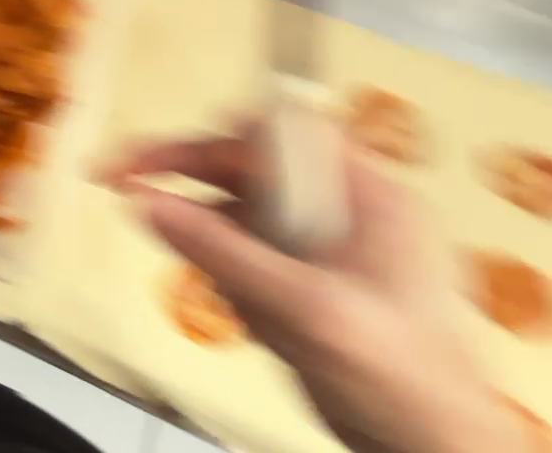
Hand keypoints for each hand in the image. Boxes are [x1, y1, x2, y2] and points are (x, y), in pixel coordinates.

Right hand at [105, 135, 533, 452]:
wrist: (433, 451)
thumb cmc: (395, 376)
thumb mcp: (307, 310)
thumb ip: (222, 251)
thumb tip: (140, 200)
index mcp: (366, 197)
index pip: (283, 130)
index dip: (221, 130)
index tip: (159, 152)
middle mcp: (338, 206)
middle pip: (241, 163)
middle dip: (184, 180)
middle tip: (117, 182)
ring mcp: (317, 239)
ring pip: (229, 208)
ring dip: (210, 244)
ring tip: (240, 300)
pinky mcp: (297, 270)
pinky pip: (233, 247)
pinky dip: (224, 274)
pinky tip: (258, 321)